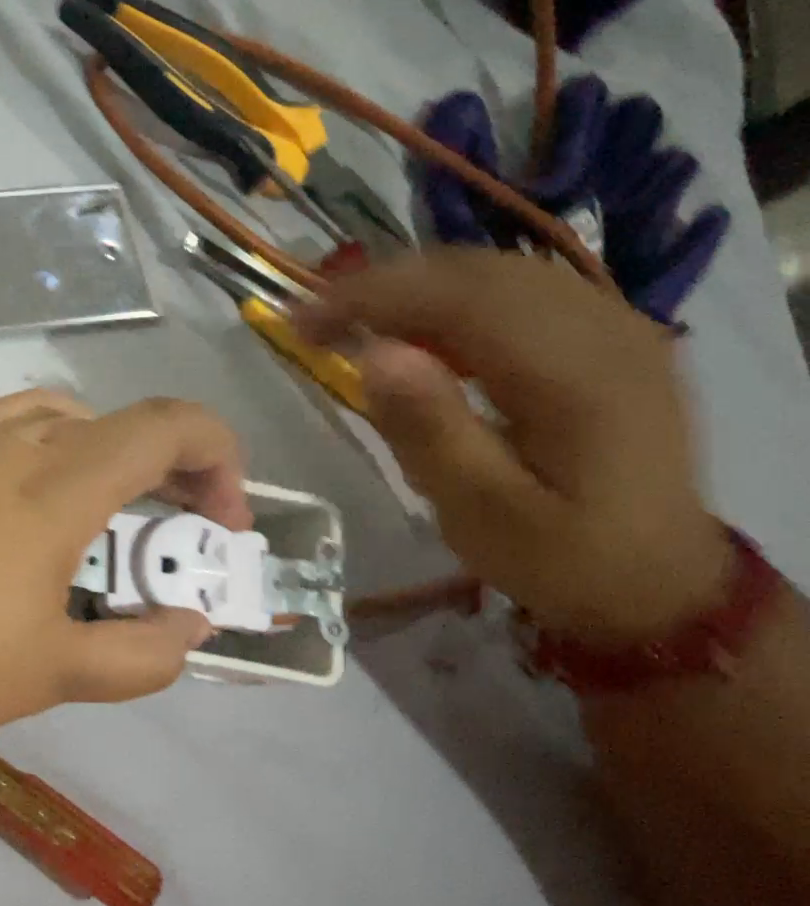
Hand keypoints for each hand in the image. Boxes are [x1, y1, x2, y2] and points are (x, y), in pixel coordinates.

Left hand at [0, 390, 251, 755]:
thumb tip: (188, 628)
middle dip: (165, 464)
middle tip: (174, 530)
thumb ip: (142, 652)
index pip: (165, 424)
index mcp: (54, 484)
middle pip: (112, 420)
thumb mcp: (56, 674)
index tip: (222, 526)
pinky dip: (34, 453)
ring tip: (101, 514)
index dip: (218, 458)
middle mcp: (5, 446)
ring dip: (97, 451)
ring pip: (49, 415)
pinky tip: (21, 514)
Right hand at [303, 250, 732, 641]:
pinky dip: (453, 300)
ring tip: (349, 323)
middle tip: (311, 320)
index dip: (373, 296)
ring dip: (416, 288)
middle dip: (386, 285)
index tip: (300, 318)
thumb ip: (430, 431)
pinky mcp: (608, 340)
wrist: (657, 581)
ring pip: (499, 273)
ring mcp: (616, 328)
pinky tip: (415, 333)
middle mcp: (606, 331)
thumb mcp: (481, 513)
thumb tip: (374, 355)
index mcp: (577, 375)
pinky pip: (521, 292)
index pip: (462, 299)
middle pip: (480, 272)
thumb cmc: (559, 557)